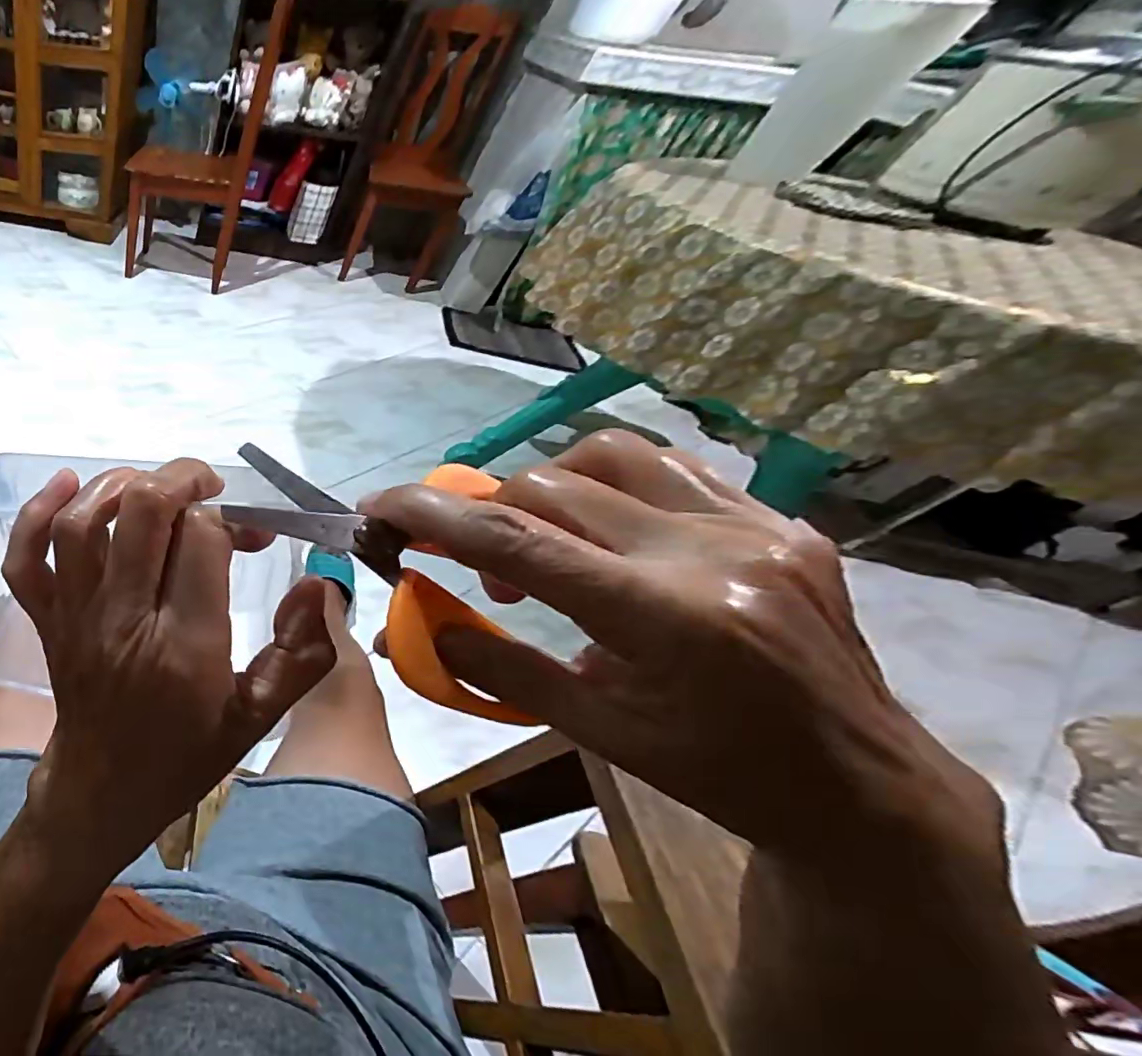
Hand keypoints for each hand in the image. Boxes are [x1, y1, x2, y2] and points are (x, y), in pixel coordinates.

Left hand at [2, 460, 335, 865]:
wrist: (103, 791)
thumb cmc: (186, 753)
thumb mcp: (258, 716)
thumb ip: (301, 653)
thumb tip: (317, 582)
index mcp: (185, 647)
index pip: (201, 541)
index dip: (232, 519)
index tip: (251, 533)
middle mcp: (125, 622)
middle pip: (141, 513)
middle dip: (181, 478)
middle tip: (208, 486)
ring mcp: (76, 618)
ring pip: (81, 525)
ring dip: (119, 486)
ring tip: (154, 487)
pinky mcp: (47, 620)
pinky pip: (24, 559)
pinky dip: (36, 514)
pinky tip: (67, 486)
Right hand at [362, 430, 1002, 875]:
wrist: (860, 783)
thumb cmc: (715, 769)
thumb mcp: (595, 730)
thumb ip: (498, 668)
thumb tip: (417, 626)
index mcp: (662, 619)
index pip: (516, 541)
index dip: (432, 513)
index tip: (378, 505)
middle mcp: (708, 554)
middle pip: (549, 489)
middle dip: (483, 514)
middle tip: (466, 560)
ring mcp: (753, 526)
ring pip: (608, 456)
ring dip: (545, 489)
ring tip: (541, 540)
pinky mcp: (780, 519)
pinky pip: (670, 466)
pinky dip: (610, 485)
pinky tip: (606, 526)